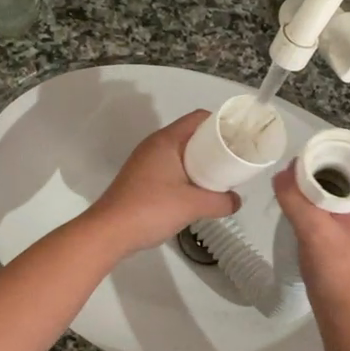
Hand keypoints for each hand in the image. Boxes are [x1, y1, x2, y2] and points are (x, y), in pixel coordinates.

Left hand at [83, 110, 239, 255]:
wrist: (109, 232)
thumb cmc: (151, 209)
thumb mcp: (193, 205)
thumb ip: (220, 202)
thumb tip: (236, 201)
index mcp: (166, 140)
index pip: (199, 118)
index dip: (222, 124)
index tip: (240, 138)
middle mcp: (155, 145)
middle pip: (191, 135)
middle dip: (214, 146)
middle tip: (235, 160)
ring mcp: (146, 162)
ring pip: (181, 153)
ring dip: (201, 163)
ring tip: (221, 177)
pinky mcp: (141, 179)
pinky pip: (171, 168)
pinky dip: (187, 174)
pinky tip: (198, 192)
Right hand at [274, 161, 349, 316]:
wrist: (345, 312)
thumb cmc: (337, 272)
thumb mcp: (313, 231)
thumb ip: (295, 198)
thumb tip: (281, 173)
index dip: (327, 150)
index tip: (299, 154)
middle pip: (344, 169)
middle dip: (316, 167)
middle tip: (288, 170)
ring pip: (336, 186)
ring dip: (314, 184)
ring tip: (289, 185)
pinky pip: (333, 203)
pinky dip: (315, 200)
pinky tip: (297, 204)